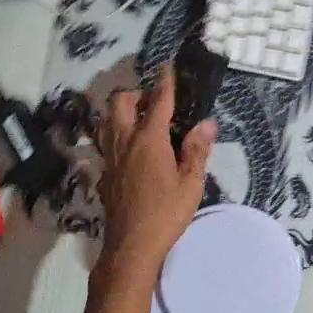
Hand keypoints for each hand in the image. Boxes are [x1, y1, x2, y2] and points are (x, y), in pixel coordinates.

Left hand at [96, 68, 216, 274]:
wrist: (131, 245)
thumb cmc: (166, 214)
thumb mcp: (191, 184)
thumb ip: (197, 151)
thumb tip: (207, 124)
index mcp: (149, 140)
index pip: (158, 102)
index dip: (165, 82)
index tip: (168, 66)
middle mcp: (125, 141)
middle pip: (121, 103)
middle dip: (137, 94)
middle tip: (156, 102)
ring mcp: (110, 157)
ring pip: (108, 120)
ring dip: (123, 111)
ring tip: (142, 119)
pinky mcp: (105, 172)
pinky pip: (106, 140)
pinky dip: (117, 132)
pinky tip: (131, 146)